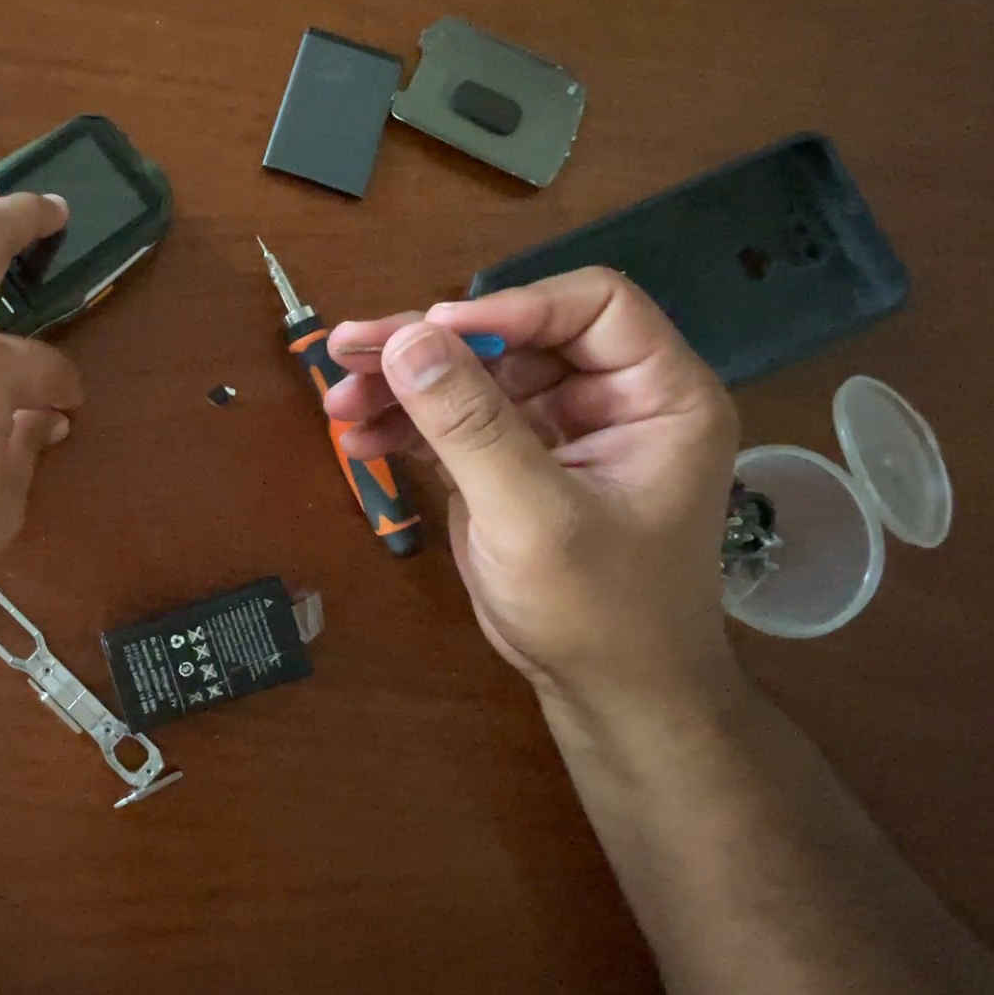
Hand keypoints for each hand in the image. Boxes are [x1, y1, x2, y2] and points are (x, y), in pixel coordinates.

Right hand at [323, 268, 740, 707]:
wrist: (600, 688)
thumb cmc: (596, 607)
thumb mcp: (530, 513)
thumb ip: (469, 424)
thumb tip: (405, 340)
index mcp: (655, 395)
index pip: (590, 308)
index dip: (508, 307)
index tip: (429, 332)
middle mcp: (604, 399)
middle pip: (509, 338)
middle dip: (427, 347)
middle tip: (348, 348)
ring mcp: (550, 431)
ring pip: (468, 378)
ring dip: (401, 386)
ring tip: (339, 401)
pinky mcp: (504, 462)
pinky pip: (448, 423)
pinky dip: (402, 426)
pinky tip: (358, 437)